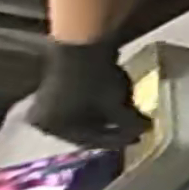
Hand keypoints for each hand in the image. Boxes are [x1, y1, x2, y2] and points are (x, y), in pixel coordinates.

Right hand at [28, 40, 148, 148]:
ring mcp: (48, 105)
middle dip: (113, 131)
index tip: (140, 140)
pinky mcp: (57, 92)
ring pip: (84, 120)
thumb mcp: (115, 105)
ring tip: (130, 121)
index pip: (90, 141)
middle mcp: (45, 120)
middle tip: (136, 132)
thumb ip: (129, 123)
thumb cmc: (97, 80)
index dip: (118, 141)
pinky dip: (100, 110)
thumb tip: (144, 131)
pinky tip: (117, 108)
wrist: (82, 48)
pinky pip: (81, 108)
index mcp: (53, 127)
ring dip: (107, 121)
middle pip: (85, 131)